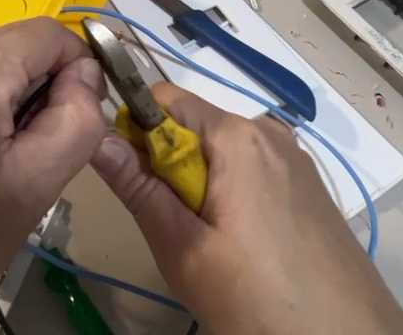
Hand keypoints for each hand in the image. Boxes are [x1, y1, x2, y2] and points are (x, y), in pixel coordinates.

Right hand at [90, 82, 402, 334]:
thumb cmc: (264, 303)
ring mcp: (293, 162)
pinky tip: (242, 253)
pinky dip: (231, 200)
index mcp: (238, 136)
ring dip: (198, 188)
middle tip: (173, 230)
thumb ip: (138, 188)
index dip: (135, 131)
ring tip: (209, 249)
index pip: (163, 99)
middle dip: (169, 168)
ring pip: (219, 156)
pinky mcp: (308, 191)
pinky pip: (249, 174)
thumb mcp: (186, 250)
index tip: (130, 181)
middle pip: (192, 128)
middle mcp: (268, 134)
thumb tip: (95, 136)